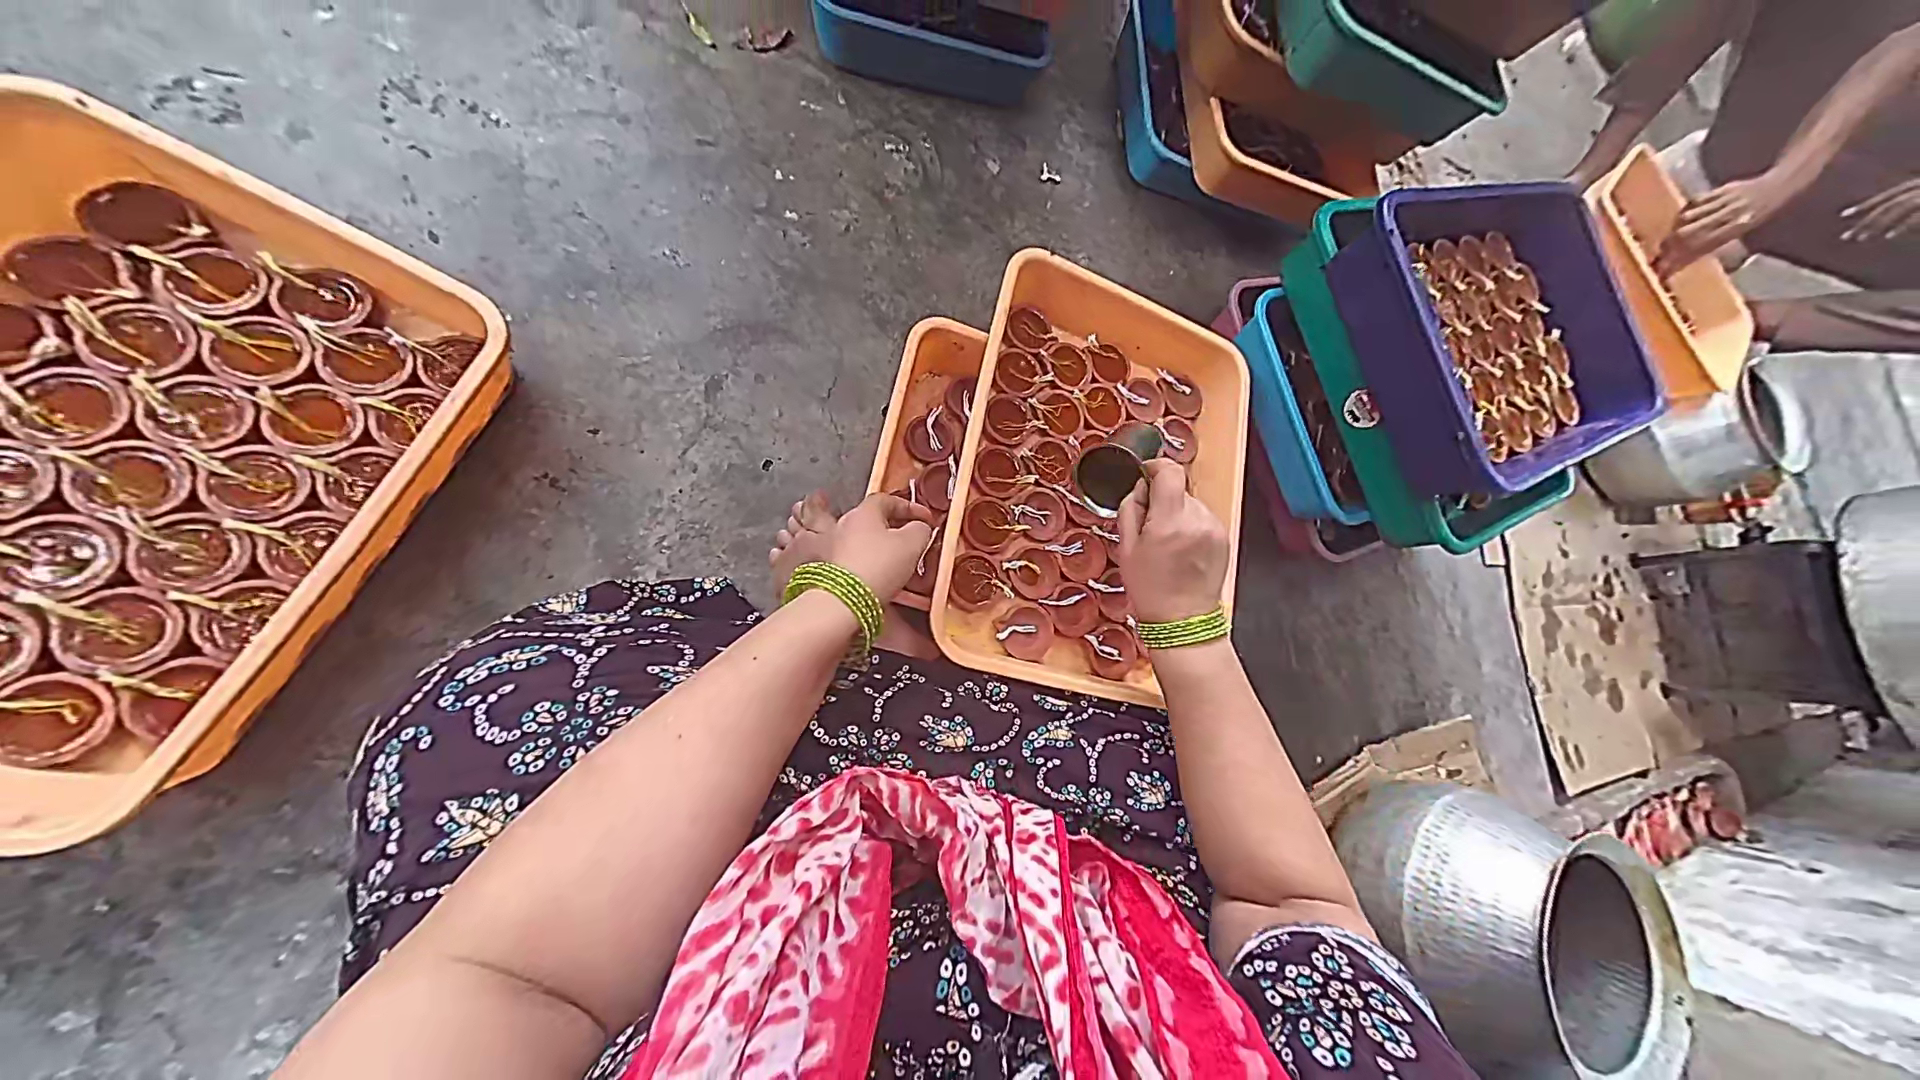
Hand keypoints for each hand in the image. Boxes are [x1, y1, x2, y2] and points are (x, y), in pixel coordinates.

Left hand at [818, 493, 934, 600]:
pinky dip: (868, 564)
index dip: (909, 507)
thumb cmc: (877, 566)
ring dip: (880, 547)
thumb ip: (920, 529)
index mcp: (864, 511)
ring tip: (897, 560)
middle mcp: (844, 525)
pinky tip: (880, 576)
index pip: (887, 499)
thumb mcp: (912, 543)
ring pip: (862, 541)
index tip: (925, 519)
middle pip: (872, 520)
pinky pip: (853, 561)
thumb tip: (920, 528)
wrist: (843, 601)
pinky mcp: (829, 571)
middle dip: (894, 527)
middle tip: (911, 538)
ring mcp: (832, 547)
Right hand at [1114, 459, 1229, 623]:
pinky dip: (1190, 526)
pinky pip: (1202, 518)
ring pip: (1190, 503)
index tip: (1146, 475)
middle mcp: (1197, 520)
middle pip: (1179, 489)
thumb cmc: (1151, 588)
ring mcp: (1214, 528)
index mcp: (1170, 521)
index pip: (1170, 471)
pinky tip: (1181, 550)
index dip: (1155, 468)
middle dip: (1162, 500)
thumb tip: (1140, 487)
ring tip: (1166, 543)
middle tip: (1149, 526)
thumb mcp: (1125, 547)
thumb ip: (1130, 508)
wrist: (1182, 619)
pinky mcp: (1223, 537)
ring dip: (1177, 514)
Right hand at [1656, 174, 1790, 275]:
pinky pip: (1695, 202)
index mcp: (1740, 226)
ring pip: (1688, 217)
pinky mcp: (1722, 189)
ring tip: (1668, 238)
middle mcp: (1732, 213)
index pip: (1701, 246)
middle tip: (1659, 256)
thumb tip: (1685, 258)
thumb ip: (1717, 241)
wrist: (1785, 181)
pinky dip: (1683, 212)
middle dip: (1670, 246)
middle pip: (1688, 232)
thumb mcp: (1748, 230)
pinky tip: (1680, 219)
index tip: (1662, 272)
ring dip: (1673, 230)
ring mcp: (1726, 199)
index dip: (1679, 259)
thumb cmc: (1767, 211)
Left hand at [1842, 177, 1919, 240]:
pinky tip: (1890, 236)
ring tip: (1861, 238)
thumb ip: (1913, 201)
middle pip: (1889, 205)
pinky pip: (1919, 215)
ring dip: (1878, 225)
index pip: (1890, 195)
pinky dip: (1905, 225)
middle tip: (1846, 237)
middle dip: (1866, 221)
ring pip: (1900, 209)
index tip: (1844, 214)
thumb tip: (1892, 219)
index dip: (1867, 204)